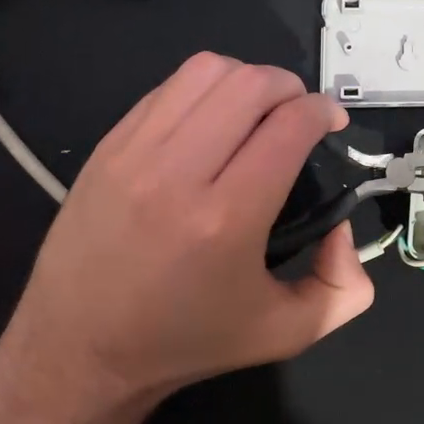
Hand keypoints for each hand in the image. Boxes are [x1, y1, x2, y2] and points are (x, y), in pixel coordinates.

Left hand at [0, 53, 374, 413]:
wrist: (78, 352)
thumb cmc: (187, 342)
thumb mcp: (287, 332)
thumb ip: (345, 284)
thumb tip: (345, 225)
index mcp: (227, 219)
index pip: (289, 125)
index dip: (324, 110)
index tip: (332, 123)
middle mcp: (178, 175)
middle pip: (251, 84)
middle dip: (291, 87)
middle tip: (299, 114)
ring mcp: (135, 153)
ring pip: (207, 71)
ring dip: (246, 79)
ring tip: (256, 110)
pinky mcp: (108, 147)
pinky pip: (168, 87)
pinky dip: (203, 89)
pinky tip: (211, 120)